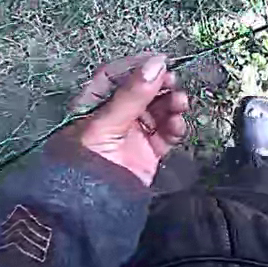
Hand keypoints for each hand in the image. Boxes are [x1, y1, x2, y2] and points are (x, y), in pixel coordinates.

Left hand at [67, 52, 189, 186]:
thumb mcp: (106, 123)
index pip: (115, 76)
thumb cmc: (87, 161)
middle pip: (141, 93)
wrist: (92, 206)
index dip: (136, 67)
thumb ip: (132, 94)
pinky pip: (166, 134)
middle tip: (173, 81)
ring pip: (157, 111)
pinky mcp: (148, 153)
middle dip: (159, 86)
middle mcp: (114, 117)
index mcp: (94, 105)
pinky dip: (174, 128)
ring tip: (180, 104)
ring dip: (171, 105)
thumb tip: (157, 63)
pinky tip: (177, 125)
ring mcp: (132, 135)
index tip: (158, 61)